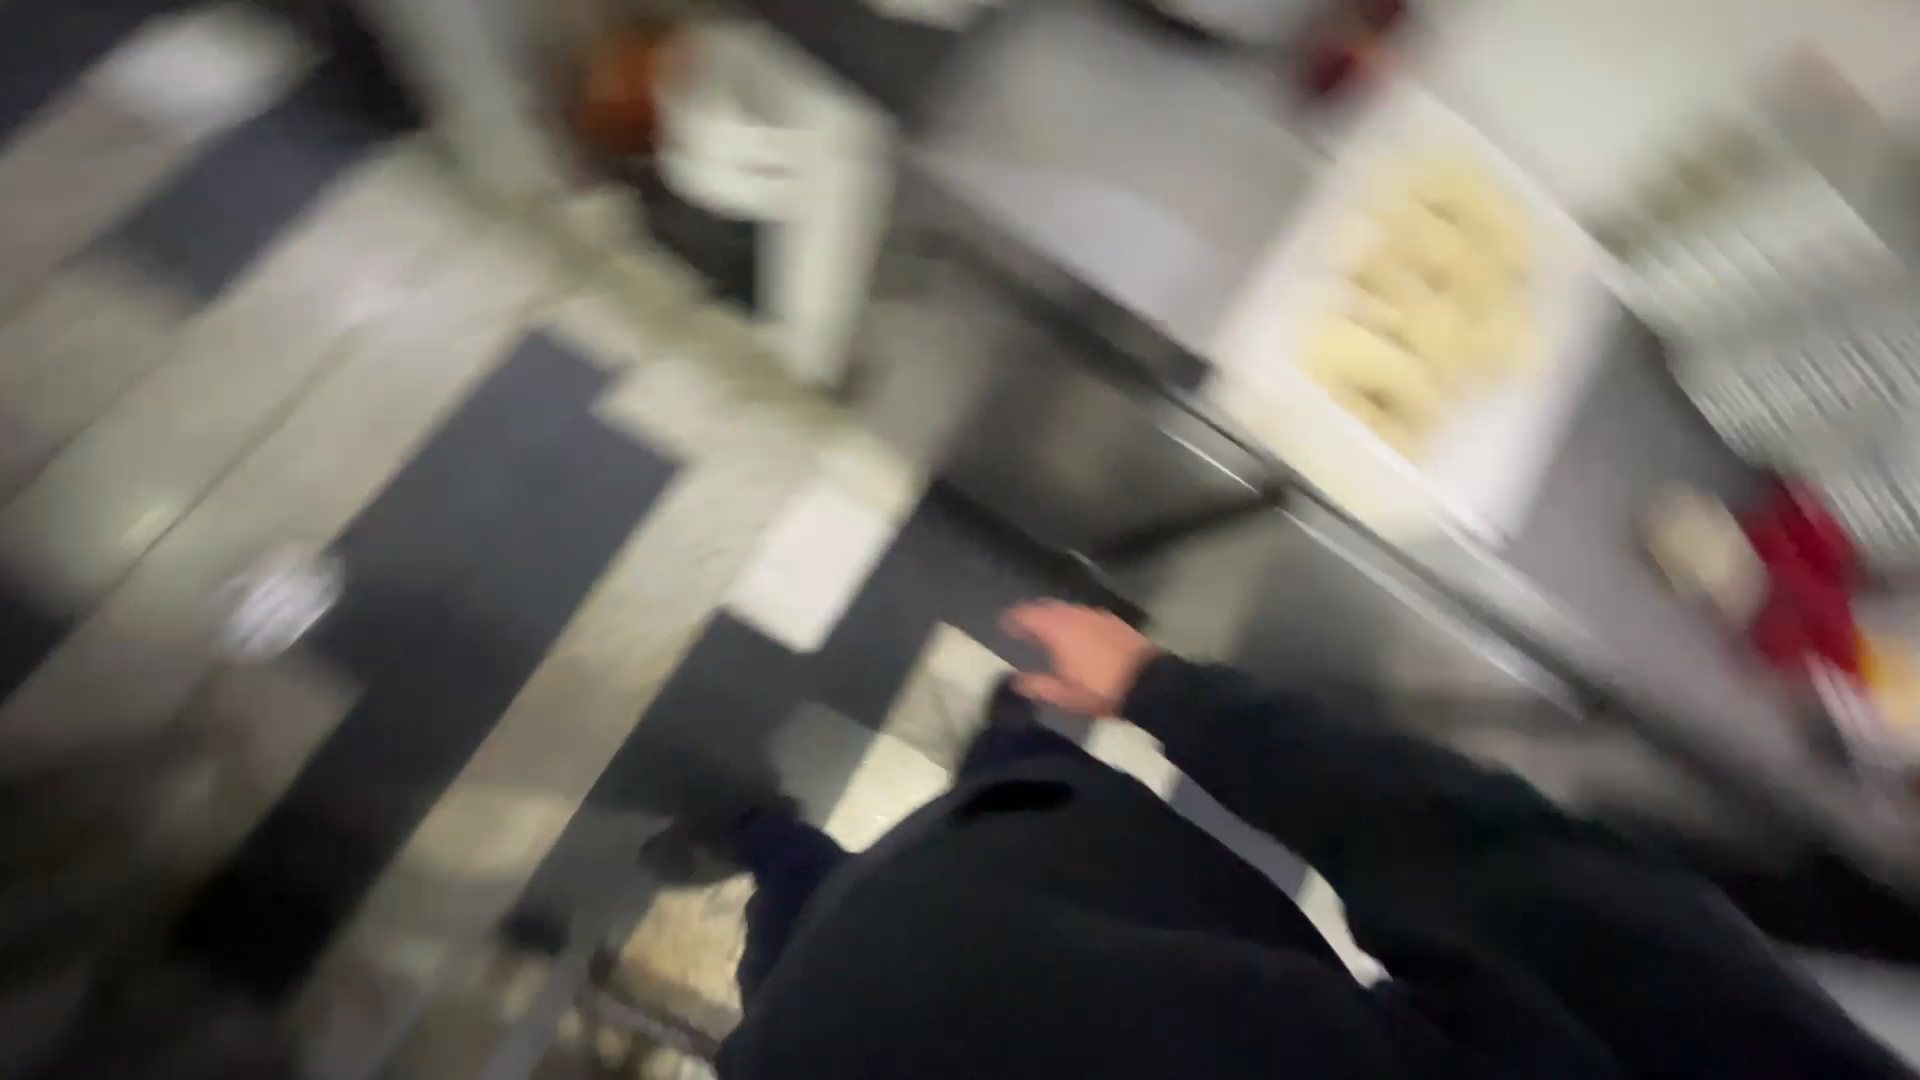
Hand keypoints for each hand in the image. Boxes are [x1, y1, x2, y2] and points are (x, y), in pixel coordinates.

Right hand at [1002, 601, 1157, 716]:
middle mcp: (1074, 615)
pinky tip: (1077, 632)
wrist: (1150, 682)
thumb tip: (1015, 681)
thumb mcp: (1064, 695)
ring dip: (1054, 615)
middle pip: (1047, 607)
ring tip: (1048, 628)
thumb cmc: (1101, 689)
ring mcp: (1096, 615)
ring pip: (1067, 609)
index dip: (1013, 618)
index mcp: (1057, 630)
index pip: (1028, 615)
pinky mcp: (1113, 621)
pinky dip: (1074, 619)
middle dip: (1033, 613)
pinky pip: (1085, 614)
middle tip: (1022, 623)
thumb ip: (1037, 685)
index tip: (1003, 622)